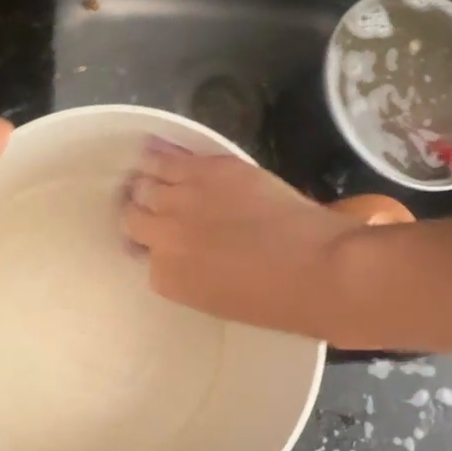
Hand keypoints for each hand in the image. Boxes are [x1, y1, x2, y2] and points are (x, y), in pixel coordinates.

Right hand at [122, 142, 363, 341]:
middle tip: (154, 209)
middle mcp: (163, 234)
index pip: (143, 256)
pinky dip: (159, 154)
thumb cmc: (277, 300)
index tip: (165, 244)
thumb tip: (187, 255)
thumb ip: (189, 276)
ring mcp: (184, 197)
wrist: (317, 267)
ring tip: (153, 179)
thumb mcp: (218, 301)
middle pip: (134, 215)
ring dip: (147, 182)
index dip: (153, 247)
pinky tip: (152, 149)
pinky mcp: (209, 168)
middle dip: (142, 212)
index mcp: (166, 276)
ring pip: (145, 182)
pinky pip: (170, 157)